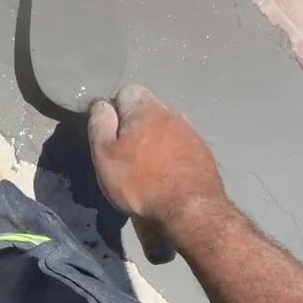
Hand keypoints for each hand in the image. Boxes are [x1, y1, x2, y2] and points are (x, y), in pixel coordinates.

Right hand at [88, 84, 227, 241]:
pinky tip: (165, 173)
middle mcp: (172, 112)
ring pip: (164, 126)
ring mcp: (191, 131)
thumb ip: (99, 123)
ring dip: (153, 139)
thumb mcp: (104, 154)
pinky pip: (179, 143)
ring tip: (146, 165)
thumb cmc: (139, 181)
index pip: (126, 91)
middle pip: (147, 108)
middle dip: (134, 124)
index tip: (109, 135)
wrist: (189, 210)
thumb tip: (101, 104)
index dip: (114, 110)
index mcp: (146, 108)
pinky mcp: (202, 151)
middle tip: (124, 152)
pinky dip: (169, 153)